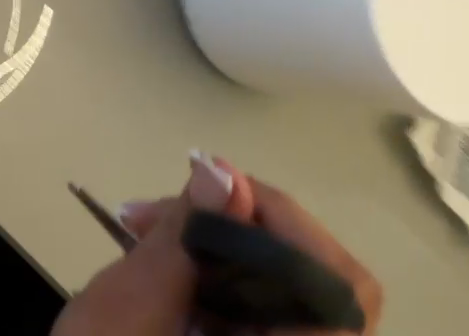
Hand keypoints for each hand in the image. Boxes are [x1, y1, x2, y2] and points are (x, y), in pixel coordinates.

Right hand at [52, 154, 381, 335]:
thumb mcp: (135, 298)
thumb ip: (185, 237)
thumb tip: (219, 168)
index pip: (334, 280)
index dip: (278, 216)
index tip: (201, 179)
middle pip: (318, 280)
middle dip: (239, 222)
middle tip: (157, 206)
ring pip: (288, 284)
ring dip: (219, 239)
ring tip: (141, 224)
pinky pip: (264, 299)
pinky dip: (217, 264)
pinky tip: (162, 253)